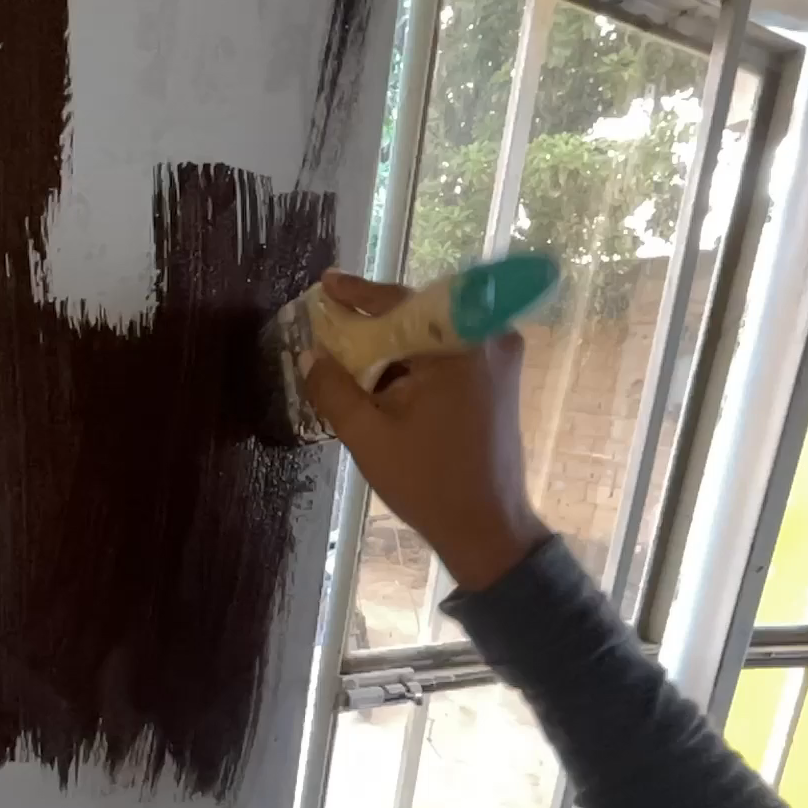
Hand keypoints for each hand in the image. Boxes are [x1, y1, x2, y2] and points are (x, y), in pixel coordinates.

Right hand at [302, 269, 548, 591]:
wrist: (484, 525)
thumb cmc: (426, 481)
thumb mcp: (367, 434)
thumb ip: (333, 389)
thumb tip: (308, 355)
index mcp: (459, 345)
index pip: (400, 303)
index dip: (358, 293)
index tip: (325, 283)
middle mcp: (489, 339)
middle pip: (419, 314)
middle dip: (374, 319)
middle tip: (334, 322)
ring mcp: (499, 358)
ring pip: (432, 334)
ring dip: (393, 343)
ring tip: (352, 355)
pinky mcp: (498, 379)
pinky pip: (448, 353)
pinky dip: (413, 359)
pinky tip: (384, 376)